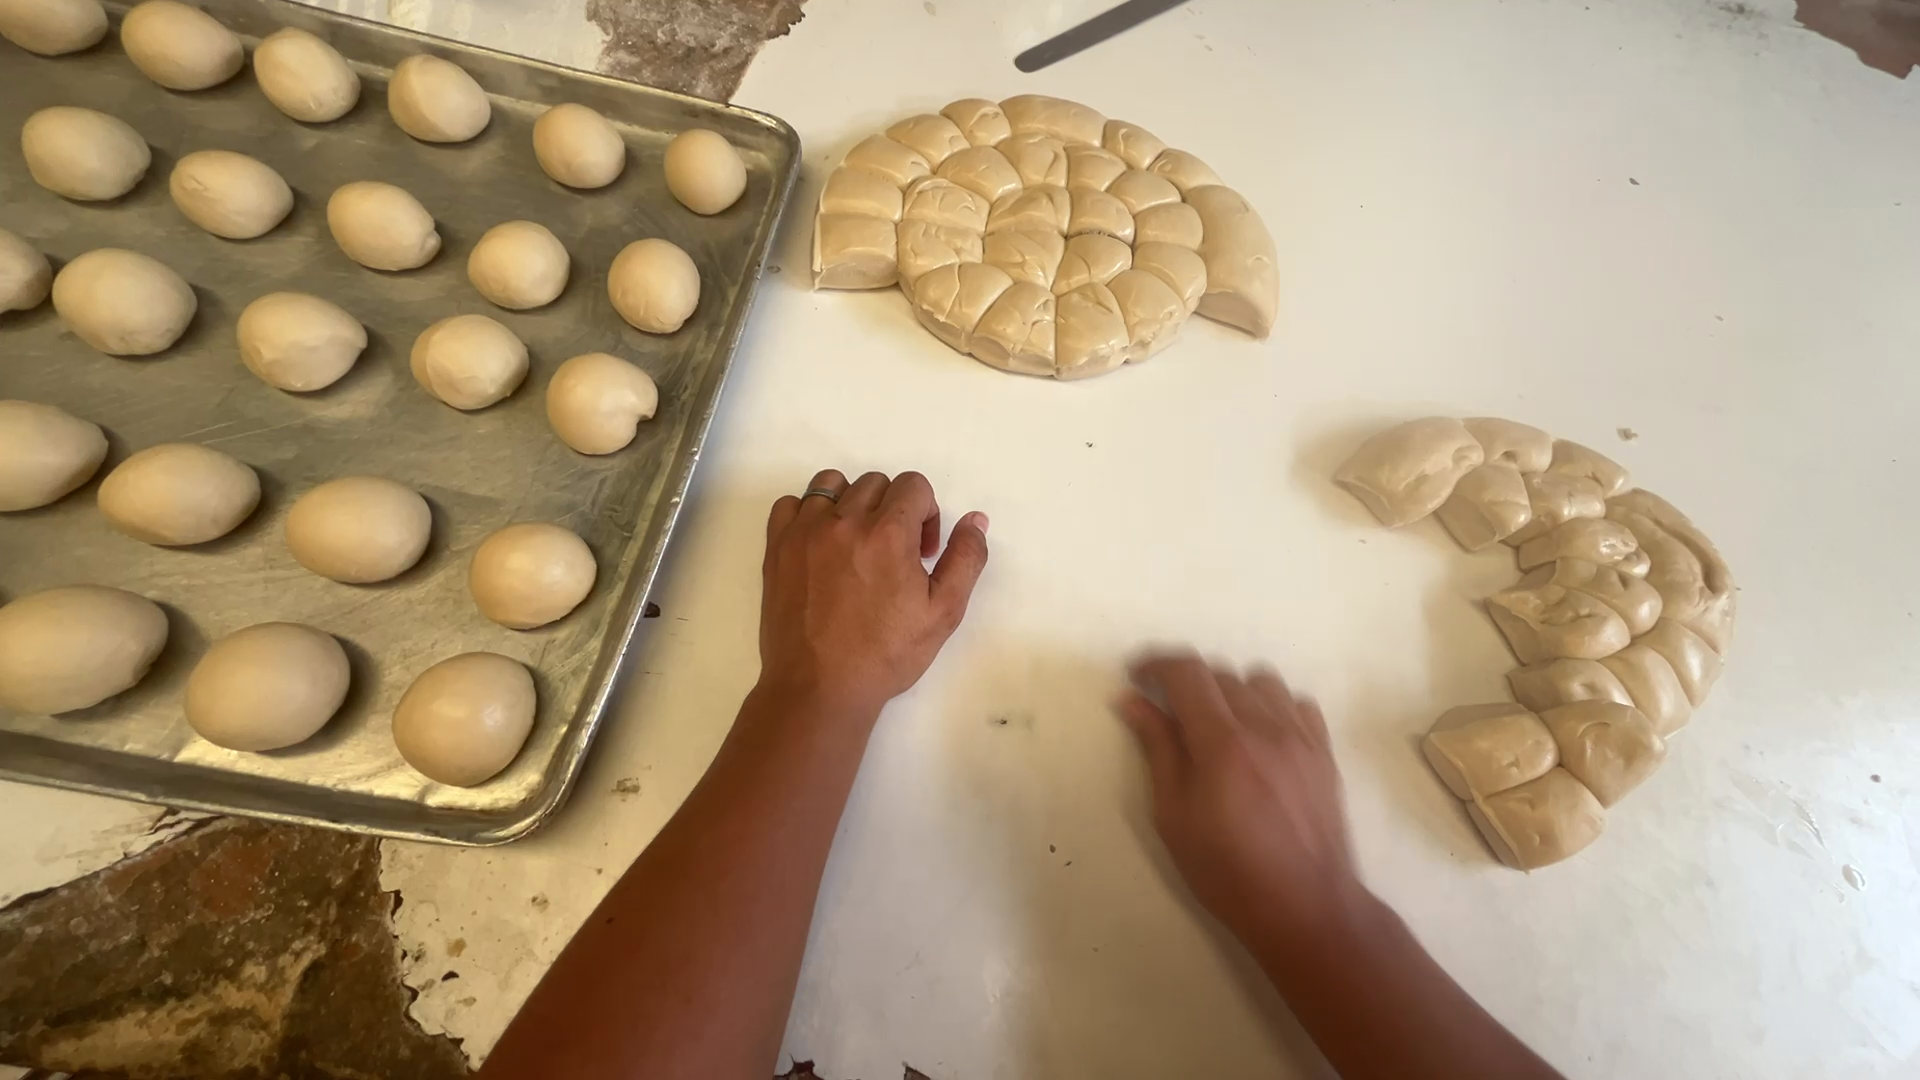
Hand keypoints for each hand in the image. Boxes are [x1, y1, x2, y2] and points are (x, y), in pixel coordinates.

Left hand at [758, 470, 988, 718]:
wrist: (819, 687)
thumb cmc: (886, 654)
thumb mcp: (943, 612)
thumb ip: (965, 559)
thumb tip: (975, 519)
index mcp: (889, 533)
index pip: (914, 485)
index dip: (926, 514)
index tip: (921, 551)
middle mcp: (844, 521)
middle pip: (876, 483)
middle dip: (893, 510)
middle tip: (894, 555)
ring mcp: (805, 532)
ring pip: (832, 484)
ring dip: (851, 504)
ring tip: (856, 544)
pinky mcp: (777, 547)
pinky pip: (790, 504)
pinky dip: (808, 514)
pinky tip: (820, 546)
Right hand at [1118, 651, 1365, 952]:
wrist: (1308, 910)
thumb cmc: (1227, 871)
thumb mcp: (1173, 816)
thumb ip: (1157, 750)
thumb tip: (1132, 702)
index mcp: (1222, 743)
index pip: (1186, 672)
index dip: (1156, 664)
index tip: (1136, 675)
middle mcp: (1264, 727)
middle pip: (1220, 673)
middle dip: (1187, 683)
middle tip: (1170, 713)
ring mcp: (1300, 737)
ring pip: (1260, 681)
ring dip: (1231, 691)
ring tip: (1218, 723)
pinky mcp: (1324, 752)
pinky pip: (1297, 703)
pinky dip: (1271, 706)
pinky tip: (1260, 735)